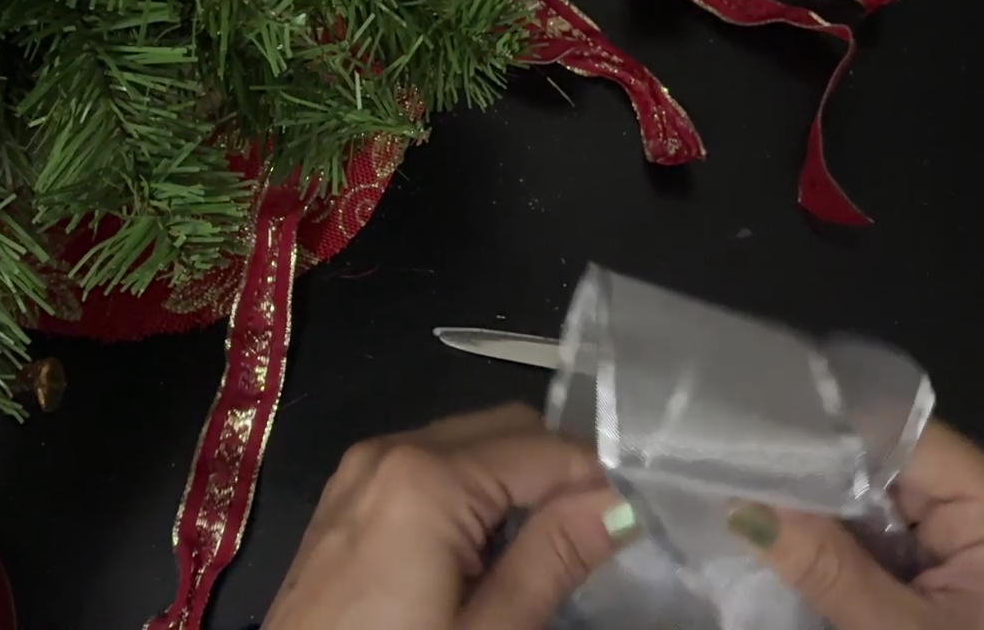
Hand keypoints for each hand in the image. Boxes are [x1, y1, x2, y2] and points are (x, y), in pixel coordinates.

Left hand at [265, 403, 636, 629]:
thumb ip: (554, 556)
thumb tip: (621, 502)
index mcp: (427, 475)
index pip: (541, 447)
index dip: (595, 477)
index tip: (634, 516)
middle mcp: (392, 447)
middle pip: (503, 426)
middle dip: (554, 468)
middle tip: (592, 534)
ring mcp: (363, 464)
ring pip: (466, 438)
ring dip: (512, 475)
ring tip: (540, 545)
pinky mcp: (349, 489)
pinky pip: (426, 459)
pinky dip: (467, 483)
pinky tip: (479, 543)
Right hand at [726, 420, 983, 629]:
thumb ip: (825, 567)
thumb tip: (736, 500)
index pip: (888, 428)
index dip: (816, 429)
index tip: (746, 437)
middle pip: (877, 449)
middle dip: (809, 466)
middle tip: (734, 468)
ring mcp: (977, 519)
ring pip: (871, 480)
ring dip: (818, 499)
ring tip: (748, 492)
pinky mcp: (958, 548)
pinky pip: (882, 513)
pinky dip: (839, 526)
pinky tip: (794, 530)